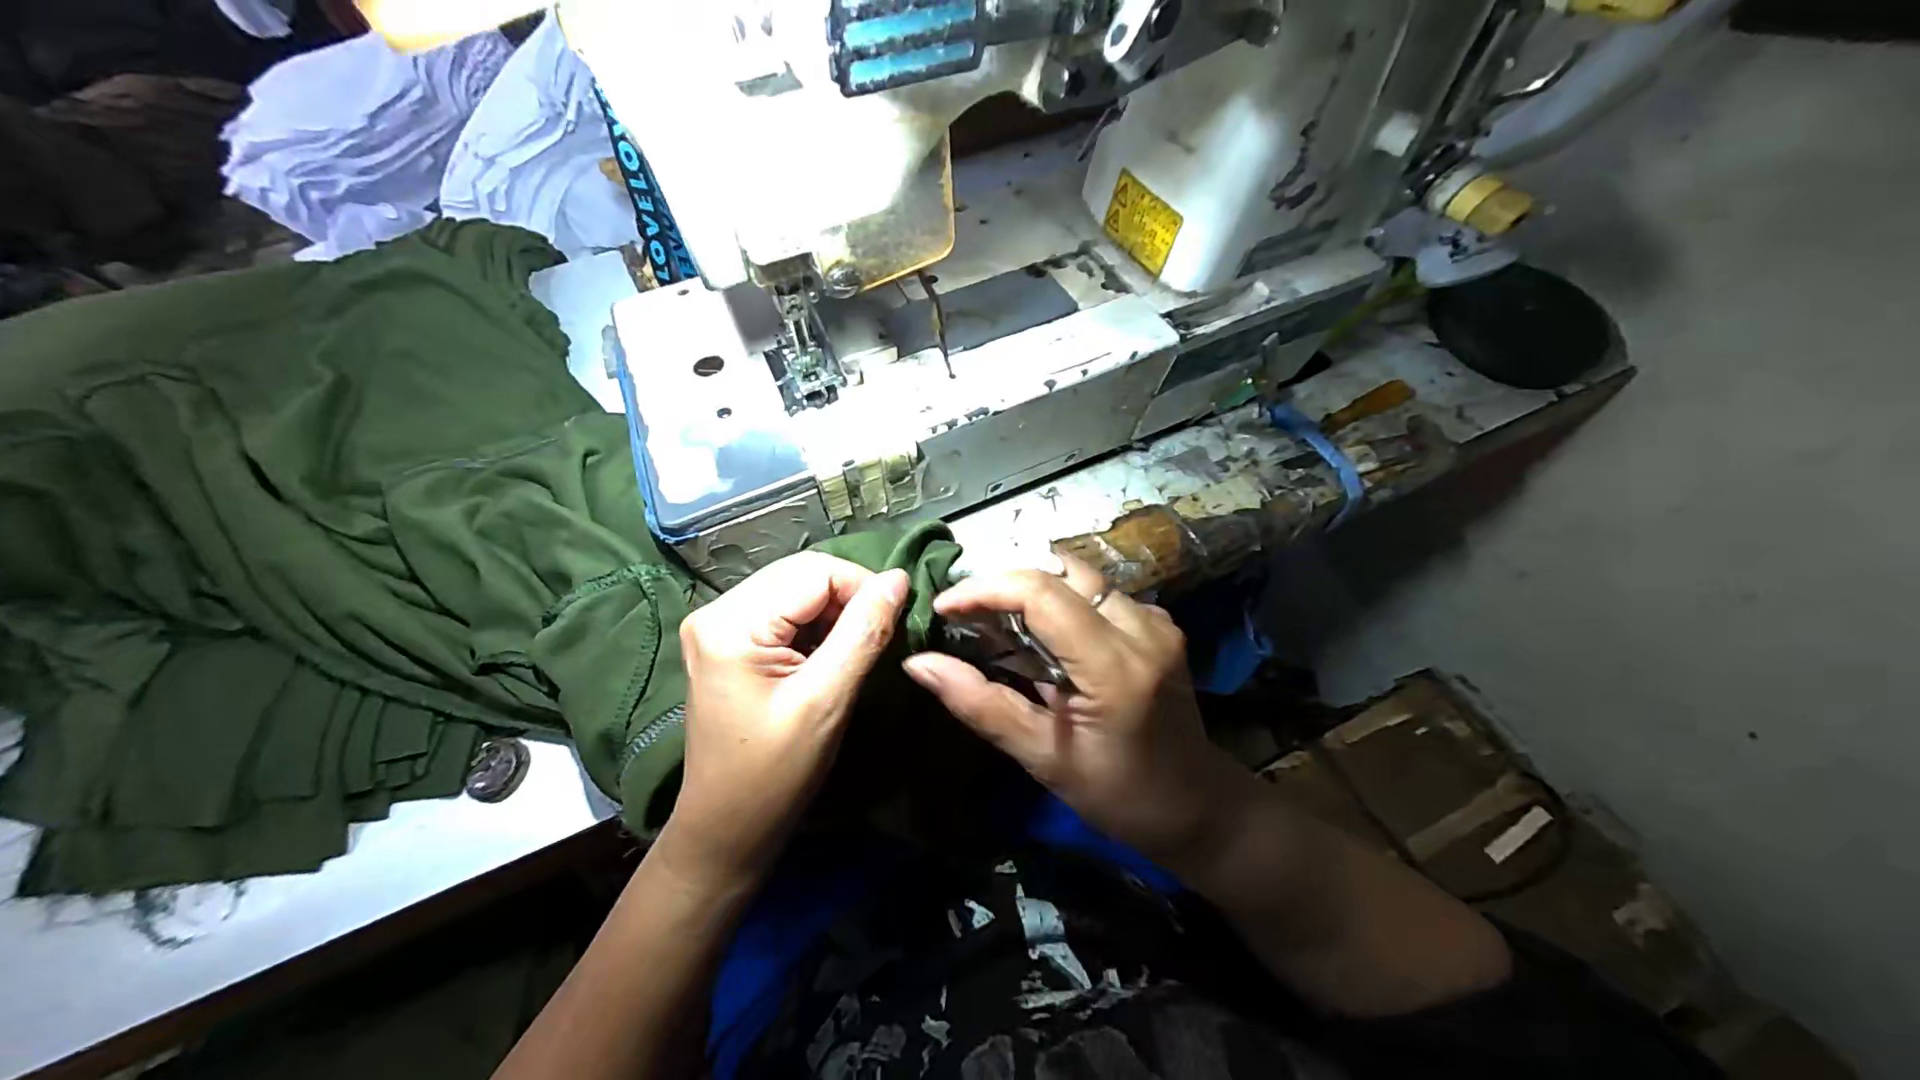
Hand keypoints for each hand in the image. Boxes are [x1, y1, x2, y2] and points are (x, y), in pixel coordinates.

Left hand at [661, 553, 909, 890]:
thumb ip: (863, 632)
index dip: (863, 587)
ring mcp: (718, 625)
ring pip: (797, 589)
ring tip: (856, 650)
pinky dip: (817, 625)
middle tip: (878, 637)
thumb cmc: (775, 774)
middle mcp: (716, 611)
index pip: (814, 572)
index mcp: (730, 624)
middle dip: (849, 597)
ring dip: (835, 611)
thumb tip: (899, 579)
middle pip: (802, 574)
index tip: (895, 622)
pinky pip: (784, 611)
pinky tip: (830, 655)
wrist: (728, 828)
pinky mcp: (728, 641)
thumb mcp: (827, 700)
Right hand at [901, 556, 1251, 863]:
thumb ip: (980, 704)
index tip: (944, 607)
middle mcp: (1142, 628)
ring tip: (993, 623)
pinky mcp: (1158, 623)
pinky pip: (1096, 593)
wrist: (1196, 805)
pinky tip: (1037, 635)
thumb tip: (918, 664)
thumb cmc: (1118, 795)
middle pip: (1060, 572)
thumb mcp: (1043, 757)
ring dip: (1029, 590)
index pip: (1042, 593)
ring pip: (1078, 576)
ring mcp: (1156, 621)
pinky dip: (1057, 602)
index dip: (985, 590)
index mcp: (1115, 666)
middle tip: (964, 616)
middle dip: (1003, 585)